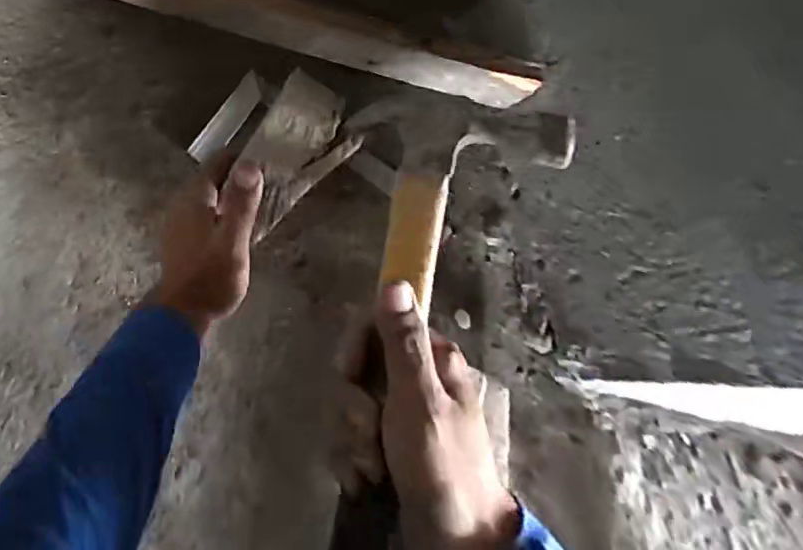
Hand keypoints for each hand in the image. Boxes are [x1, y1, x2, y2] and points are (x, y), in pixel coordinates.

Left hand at [148, 154, 262, 336]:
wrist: (179, 315)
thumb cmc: (210, 277)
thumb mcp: (233, 240)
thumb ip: (242, 202)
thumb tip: (250, 163)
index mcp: (195, 195)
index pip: (219, 160)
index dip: (244, 160)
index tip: (269, 166)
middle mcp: (182, 200)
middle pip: (213, 177)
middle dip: (239, 178)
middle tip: (269, 188)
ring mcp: (178, 219)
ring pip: (209, 195)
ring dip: (230, 197)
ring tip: (257, 208)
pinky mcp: (179, 237)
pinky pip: (204, 213)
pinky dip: (221, 213)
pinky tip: (235, 229)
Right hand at [331, 283, 521, 549]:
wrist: (454, 545)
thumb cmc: (441, 467)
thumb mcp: (420, 400)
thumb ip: (403, 342)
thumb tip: (395, 280)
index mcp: (431, 360)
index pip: (376, 323)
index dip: (356, 346)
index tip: (350, 373)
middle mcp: (414, 381)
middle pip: (356, 366)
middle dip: (352, 406)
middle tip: (369, 433)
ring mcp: (399, 416)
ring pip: (348, 404)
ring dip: (350, 439)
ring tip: (371, 469)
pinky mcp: (385, 448)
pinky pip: (348, 437)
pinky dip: (350, 460)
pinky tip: (363, 482)